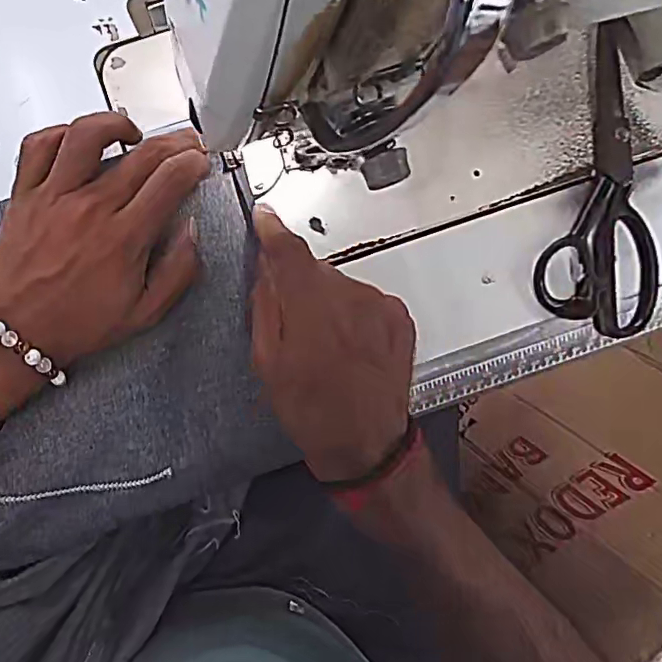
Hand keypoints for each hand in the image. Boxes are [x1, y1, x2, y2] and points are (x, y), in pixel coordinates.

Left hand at [0, 113, 209, 417]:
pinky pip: (38, 145)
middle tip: (184, 145)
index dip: (193, 163)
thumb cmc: (75, 323)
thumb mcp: (144, 313)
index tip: (198, 163)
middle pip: (143, 154)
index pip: (170, 179)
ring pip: (88, 134)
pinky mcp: (25, 195)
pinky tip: (77, 141)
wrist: (20, 332)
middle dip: (175, 142)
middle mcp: (90, 210)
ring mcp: (55, 197)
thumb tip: (191, 232)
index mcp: (123, 238)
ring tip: (132, 133)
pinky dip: (59, 132)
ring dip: (117, 123)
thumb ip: (178, 271)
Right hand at [250, 206, 415, 481]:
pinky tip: (345, 343)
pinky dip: (349, 311)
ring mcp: (378, 307)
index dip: (273, 230)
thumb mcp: (268, 364)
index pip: (289, 252)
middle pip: (314, 268)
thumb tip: (265, 274)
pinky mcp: (397, 315)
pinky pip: (362, 298)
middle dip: (297, 284)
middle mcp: (350, 301)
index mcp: (311, 311)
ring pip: (338, 283)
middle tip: (291, 322)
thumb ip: (264, 309)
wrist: (365, 443)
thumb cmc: (315, 413)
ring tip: (323, 343)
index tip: (265, 218)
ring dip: (325, 300)